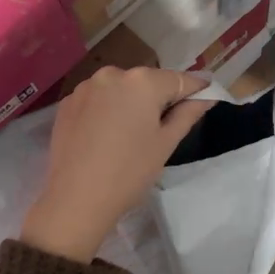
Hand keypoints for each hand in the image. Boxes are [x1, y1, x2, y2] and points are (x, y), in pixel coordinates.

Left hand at [20, 67, 214, 262]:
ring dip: (132, 103)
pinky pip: (99, 99)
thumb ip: (188, 113)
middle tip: (164, 128)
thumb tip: (206, 97)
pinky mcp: (67, 103)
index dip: (195, 90)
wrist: (76, 199)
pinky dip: (108, 110)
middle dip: (160, 98)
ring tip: (132, 134)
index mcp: (142, 81)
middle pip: (148, 82)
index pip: (180, 80)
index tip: (206, 100)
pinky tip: (107, 136)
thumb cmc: (130, 172)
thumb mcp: (166, 143)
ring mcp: (86, 87)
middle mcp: (113, 74)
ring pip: (121, 89)